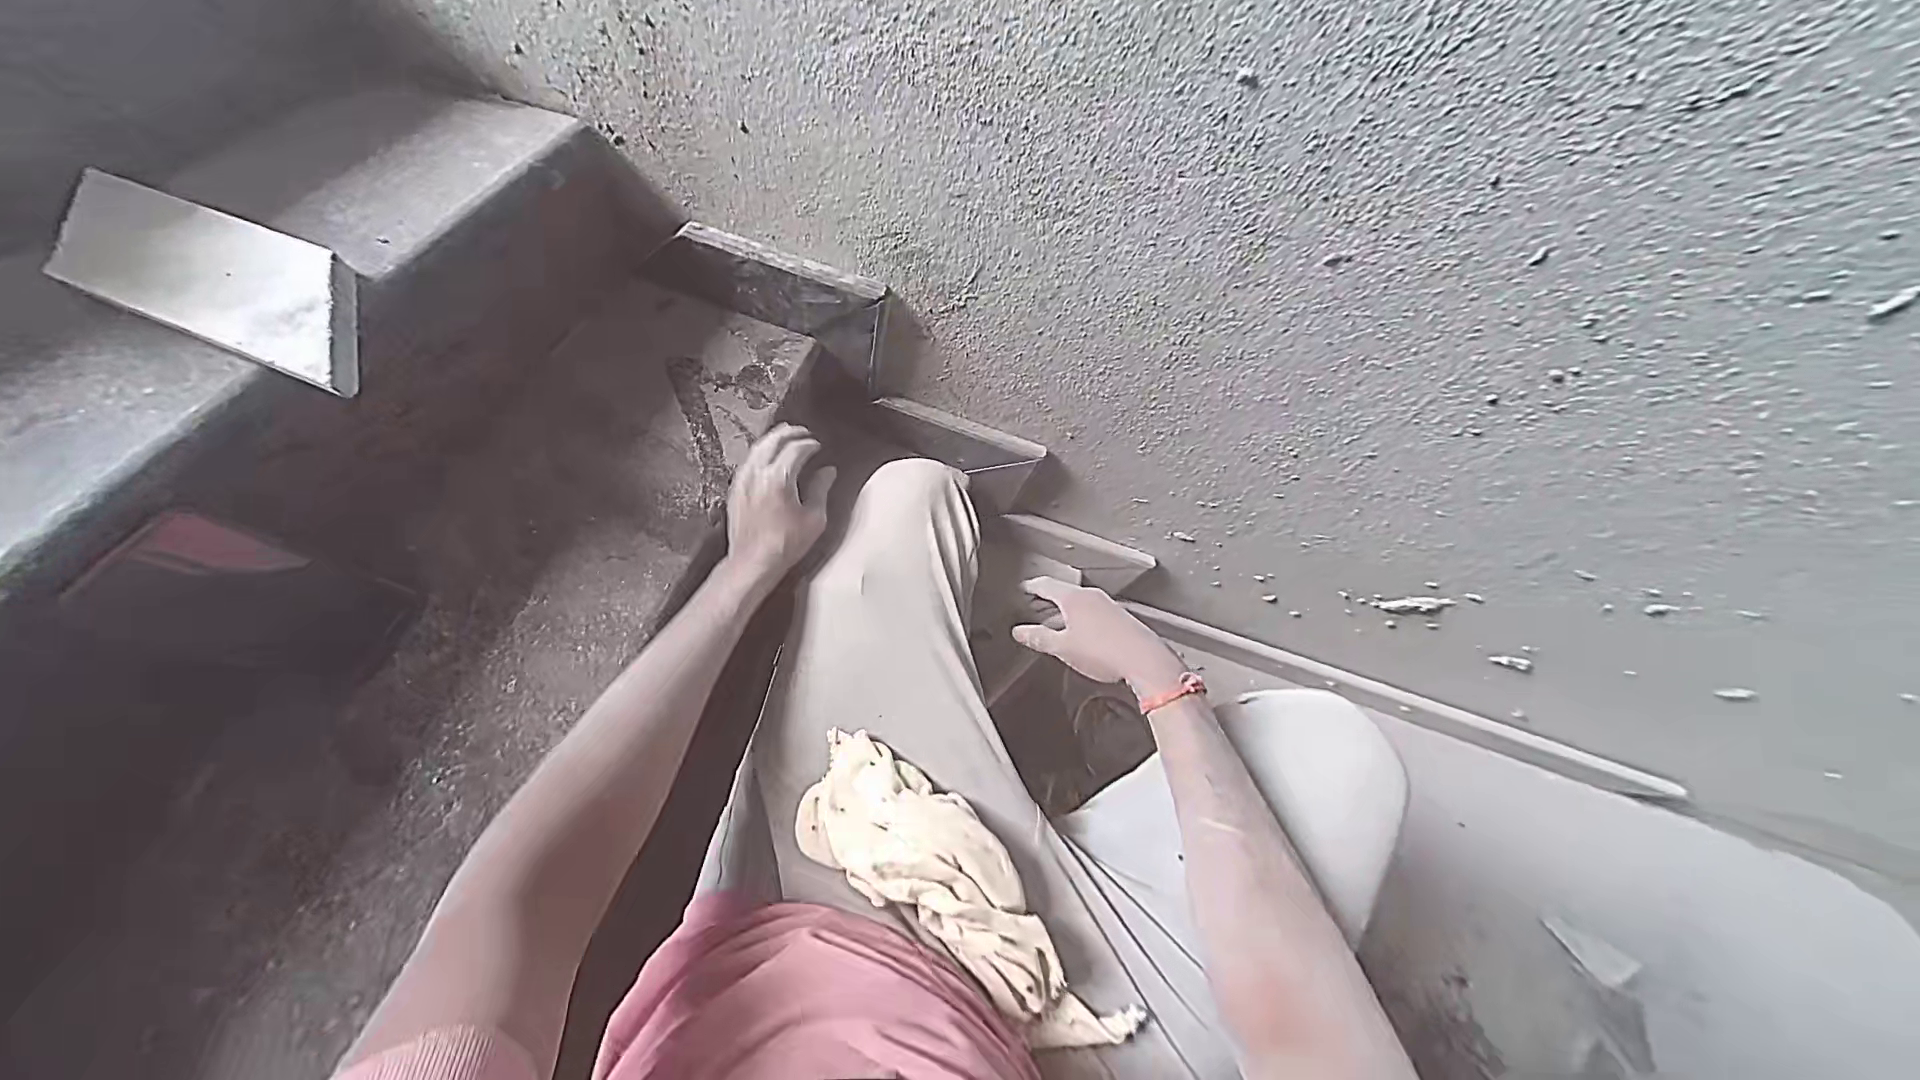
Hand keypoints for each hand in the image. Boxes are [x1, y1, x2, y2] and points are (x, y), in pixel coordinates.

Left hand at [724, 424, 836, 583]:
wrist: (753, 562)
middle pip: (773, 441)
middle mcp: (757, 474)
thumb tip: (827, 473)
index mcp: (779, 478)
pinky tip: (767, 458)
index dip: (810, 444)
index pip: (797, 449)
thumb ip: (821, 490)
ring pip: (757, 448)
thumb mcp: (815, 519)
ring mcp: (743, 481)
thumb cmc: (783, 545)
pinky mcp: (736, 490)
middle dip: (789, 433)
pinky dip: (760, 453)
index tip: (818, 446)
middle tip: (801, 432)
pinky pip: (748, 461)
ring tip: (784, 438)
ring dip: (773, 440)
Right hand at [1011, 577, 1184, 696]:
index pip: (1046, 585)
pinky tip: (1083, 635)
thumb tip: (1021, 632)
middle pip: (1064, 592)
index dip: (1032, 587)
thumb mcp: (1062, 647)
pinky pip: (1096, 613)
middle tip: (1037, 603)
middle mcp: (1092, 597)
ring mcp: (1109, 606)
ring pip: (1081, 603)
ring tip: (1057, 623)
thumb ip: (1039, 638)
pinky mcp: (1121, 619)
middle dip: (1049, 599)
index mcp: (1074, 598)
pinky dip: (1083, 619)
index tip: (1026, 587)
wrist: (1144, 661)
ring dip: (1067, 611)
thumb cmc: (1104, 651)